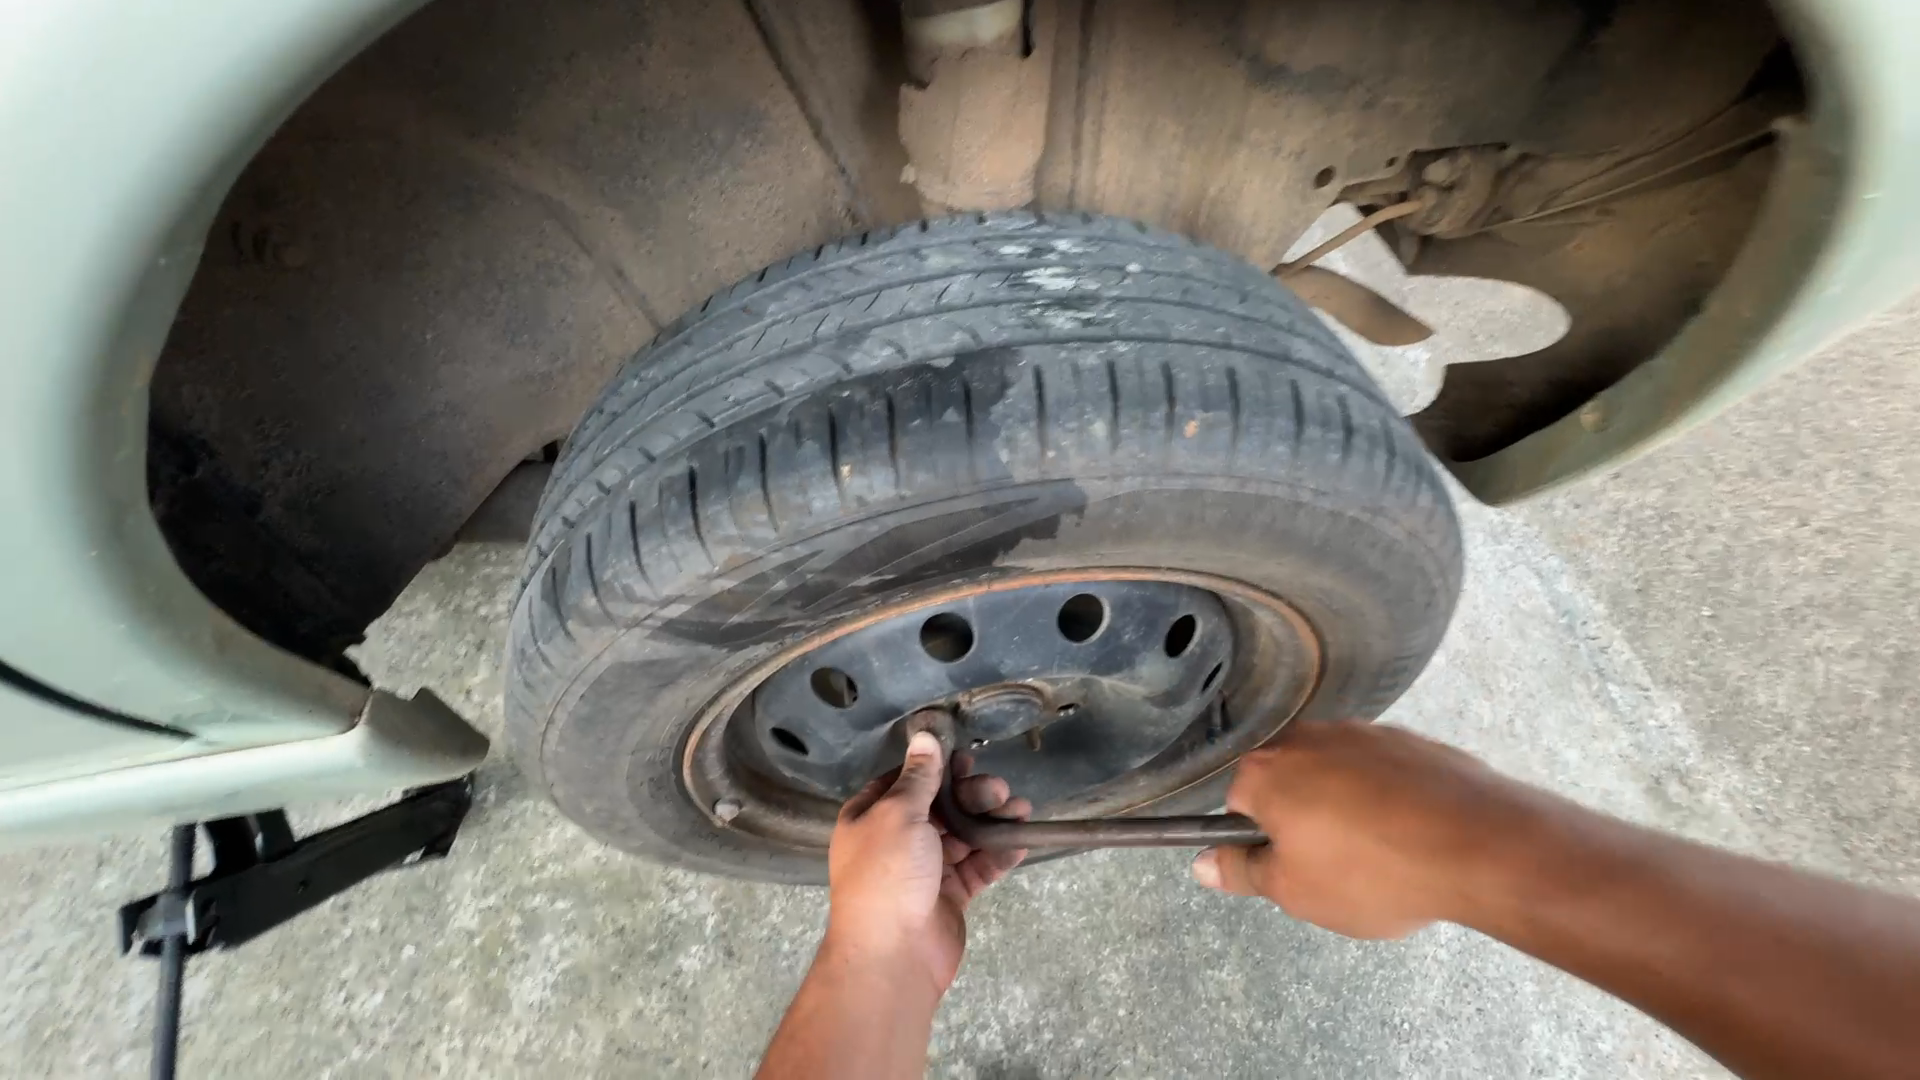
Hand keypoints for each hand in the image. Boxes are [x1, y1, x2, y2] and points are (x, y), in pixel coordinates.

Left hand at [824, 731, 1031, 994]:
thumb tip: (924, 735)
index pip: (905, 780)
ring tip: (1020, 809)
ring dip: (991, 820)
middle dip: (971, 794)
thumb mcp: (899, 813)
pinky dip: (997, 853)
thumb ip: (919, 776)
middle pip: (940, 806)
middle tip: (998, 788)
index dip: (936, 768)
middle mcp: (896, 839)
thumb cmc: (887, 873)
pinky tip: (1020, 840)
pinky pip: (976, 866)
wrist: (892, 956)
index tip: (965, 758)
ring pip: (962, 834)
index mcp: (871, 816)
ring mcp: (924, 869)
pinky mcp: (949, 895)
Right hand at [1191, 721, 1535, 938]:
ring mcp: (1357, 731)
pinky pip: (1378, 769)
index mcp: (1264, 771)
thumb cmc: (1371, 872)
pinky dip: (1385, 794)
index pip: (1238, 804)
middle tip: (1334, 866)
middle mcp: (1301, 738)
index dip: (1261, 842)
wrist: (1480, 845)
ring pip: (1332, 773)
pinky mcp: (1406, 736)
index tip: (1293, 869)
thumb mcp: (1295, 891)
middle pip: (1285, 782)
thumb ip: (1241, 872)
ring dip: (1343, 804)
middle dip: (1300, 819)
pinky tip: (1412, 830)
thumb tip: (1201, 865)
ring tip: (1381, 851)